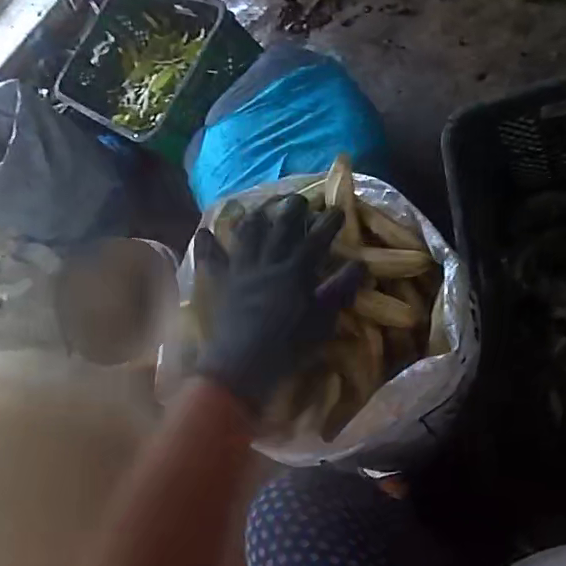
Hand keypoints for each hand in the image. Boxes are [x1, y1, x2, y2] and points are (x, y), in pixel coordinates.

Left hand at [194, 194, 363, 410]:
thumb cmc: (288, 347)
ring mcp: (241, 269)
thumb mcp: (323, 322)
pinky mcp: (221, 283)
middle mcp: (268, 261)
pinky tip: (205, 232)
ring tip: (262, 208)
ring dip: (256, 217)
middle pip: (281, 226)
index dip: (329, 221)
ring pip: (247, 233)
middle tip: (300, 200)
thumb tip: (360, 265)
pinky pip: (211, 259)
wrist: (242, 366)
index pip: (317, 237)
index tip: (338, 209)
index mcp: (296, 271)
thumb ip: (340, 291)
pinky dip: (208, 244)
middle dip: (293, 208)